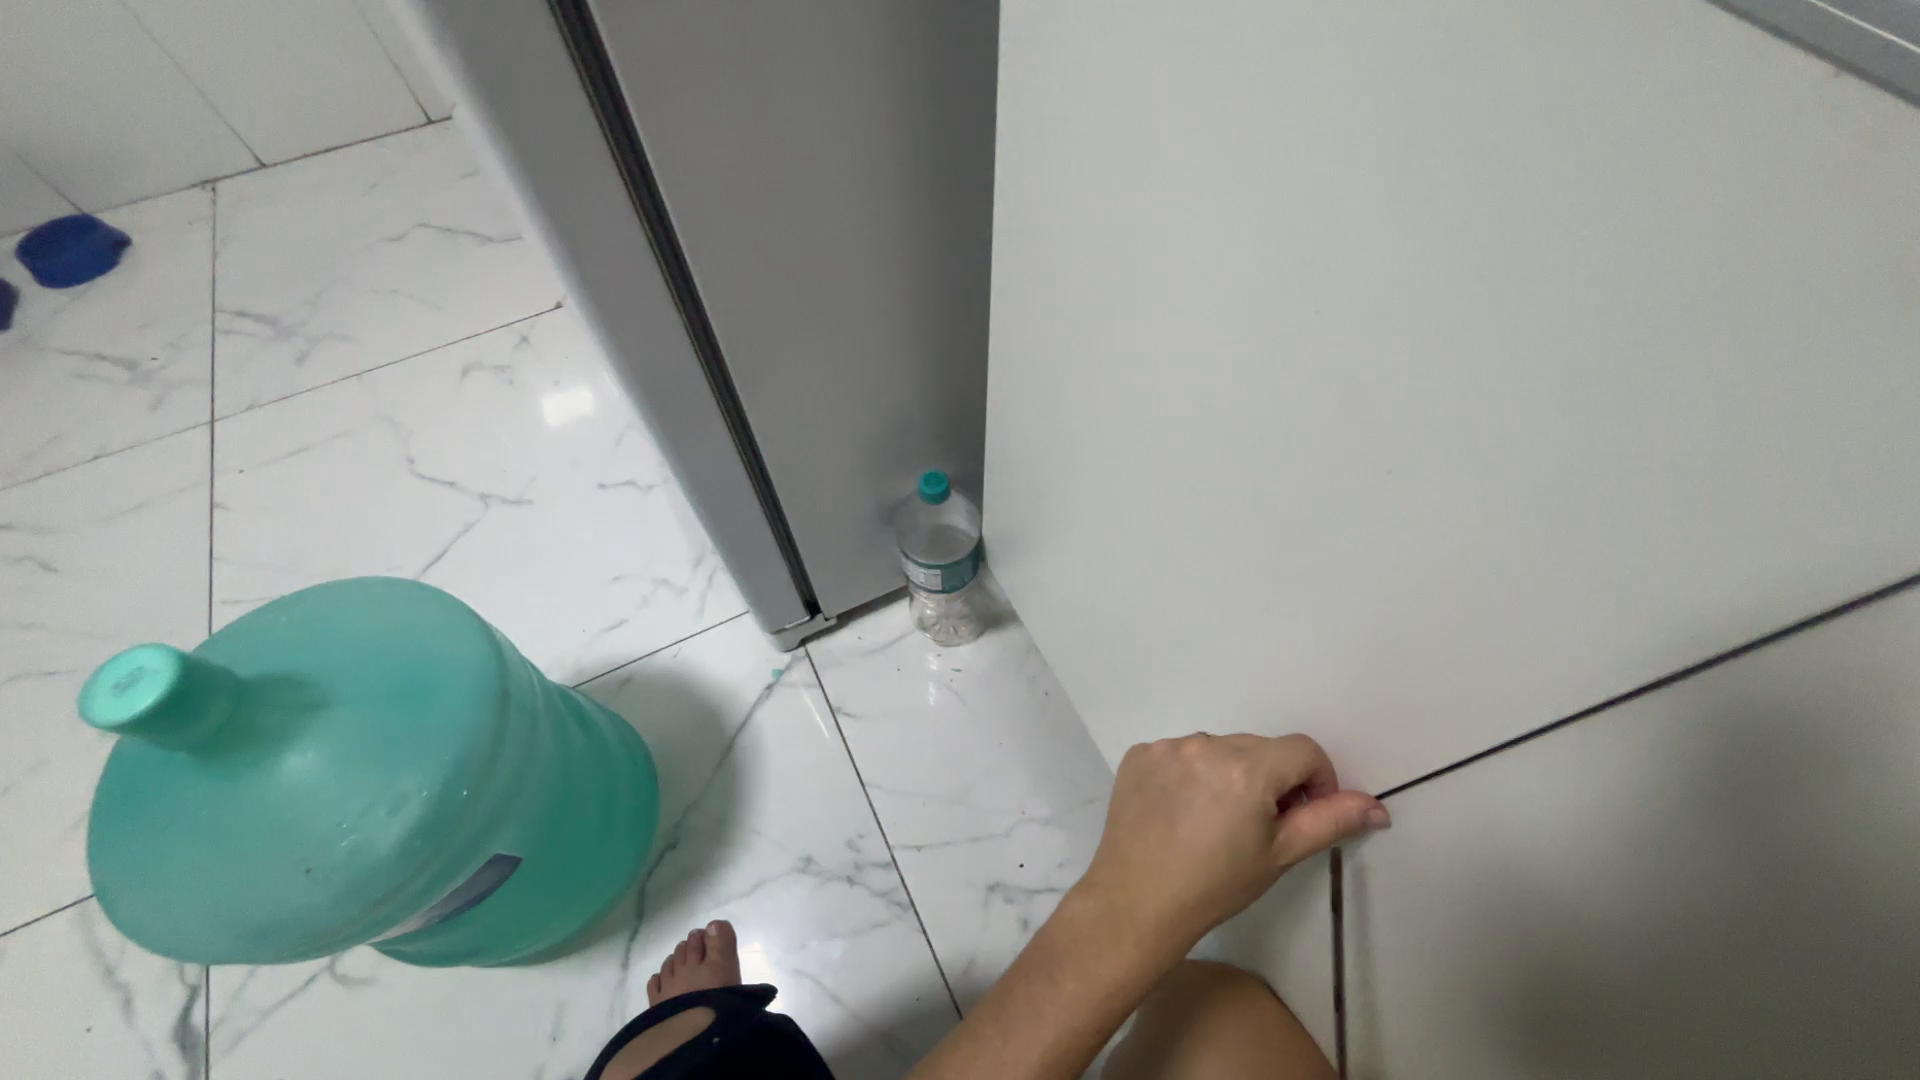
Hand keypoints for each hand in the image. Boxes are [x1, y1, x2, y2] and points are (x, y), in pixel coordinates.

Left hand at [1073, 733, 1387, 951]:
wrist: (1137, 900)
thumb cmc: (1215, 884)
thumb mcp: (1279, 855)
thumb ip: (1329, 821)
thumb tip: (1376, 806)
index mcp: (1246, 767)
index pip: (1303, 750)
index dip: (1316, 780)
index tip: (1303, 812)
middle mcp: (1205, 744)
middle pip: (1259, 748)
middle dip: (1270, 778)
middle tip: (1257, 823)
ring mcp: (1166, 746)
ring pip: (1218, 748)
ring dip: (1227, 772)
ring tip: (1214, 819)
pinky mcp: (1138, 754)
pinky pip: (1179, 753)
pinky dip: (1189, 773)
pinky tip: (1181, 810)